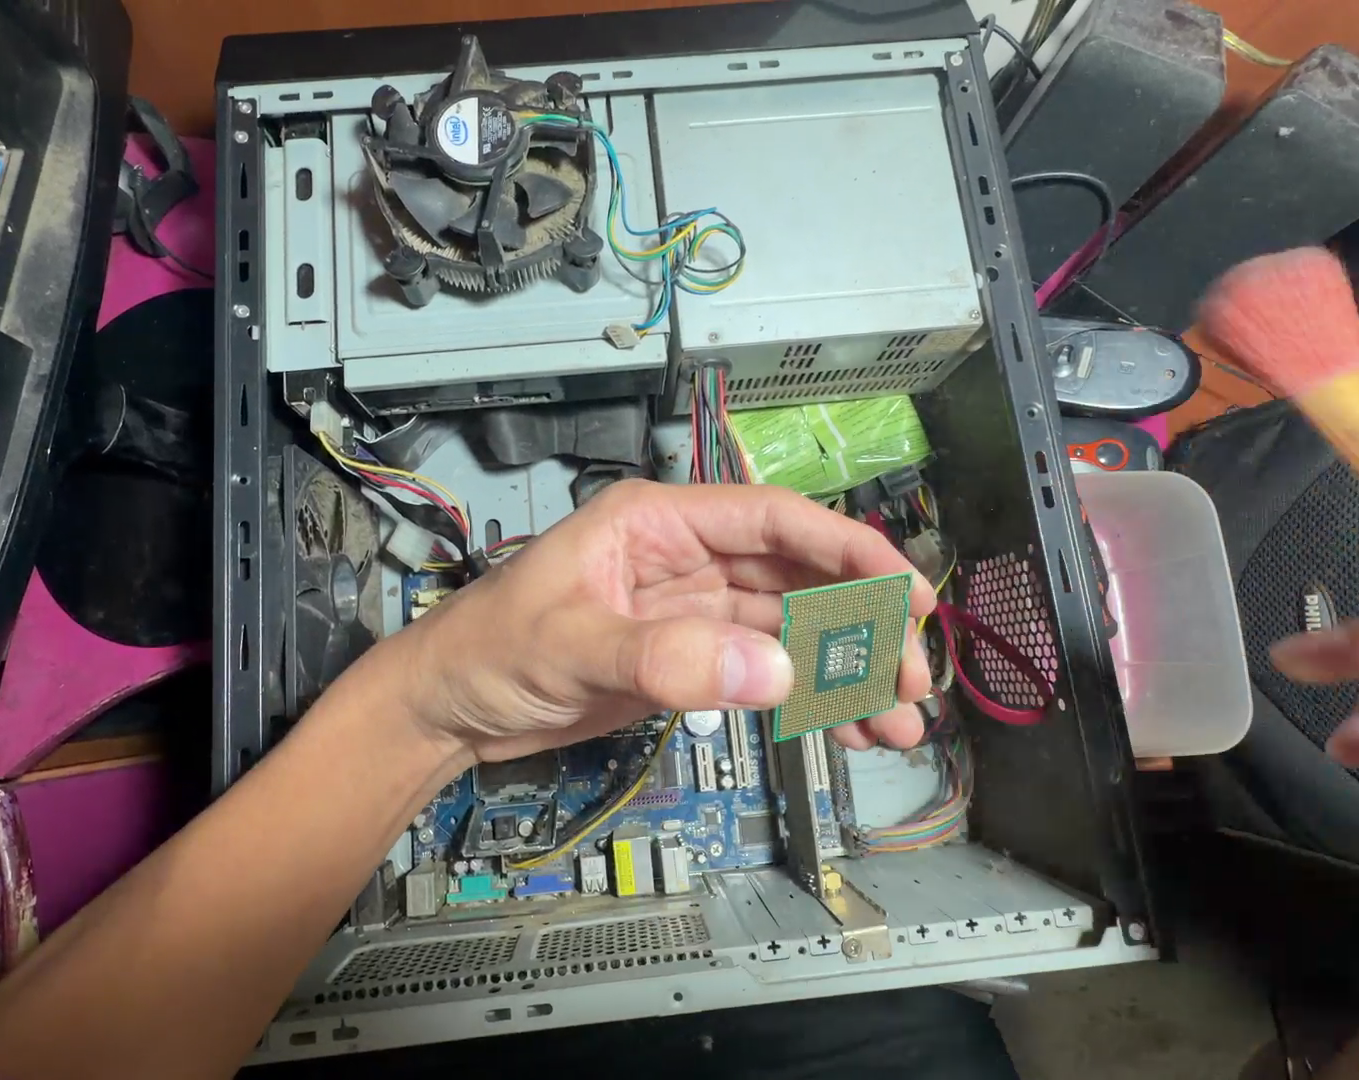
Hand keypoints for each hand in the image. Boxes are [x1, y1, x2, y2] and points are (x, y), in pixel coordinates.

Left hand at [372, 480, 934, 763]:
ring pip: (786, 628)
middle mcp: (683, 557)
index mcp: (656, 522)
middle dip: (857, 622)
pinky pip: (759, 669)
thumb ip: (669, 658)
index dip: (847, 550)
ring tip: (896, 718)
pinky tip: (844, 724)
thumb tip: (777, 673)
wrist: (448, 708)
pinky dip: (804, 695)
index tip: (904, 594)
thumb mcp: (570, 647)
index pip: (772, 519)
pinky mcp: (685, 657)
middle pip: (793, 576)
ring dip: (842, 668)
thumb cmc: (488, 651)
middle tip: (910, 677)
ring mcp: (688, 610)